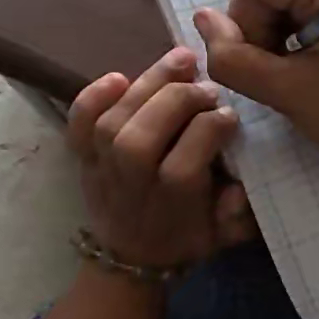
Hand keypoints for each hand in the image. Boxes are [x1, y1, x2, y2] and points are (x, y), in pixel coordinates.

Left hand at [67, 47, 255, 270]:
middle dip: (178, 101)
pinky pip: (78, 125)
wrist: (131, 258)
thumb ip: (238, 216)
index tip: (231, 115)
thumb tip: (240, 187)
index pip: (184, 165)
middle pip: (142, 137)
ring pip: (114, 123)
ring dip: (147, 84)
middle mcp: (131, 186)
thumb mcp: (224, 236)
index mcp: (171, 207)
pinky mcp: (83, 156)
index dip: (210, 131)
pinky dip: (91, 98)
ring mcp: (102, 169)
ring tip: (180, 61)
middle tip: (207, 85)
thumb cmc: (186, 237)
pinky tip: (119, 76)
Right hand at [193, 0, 318, 169]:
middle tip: (276, 72)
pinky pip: (298, 11)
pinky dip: (288, 38)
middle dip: (257, 26)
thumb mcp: (285, 91)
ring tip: (292, 74)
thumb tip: (200, 18)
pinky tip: (303, 68)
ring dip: (270, 35)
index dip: (243, 15)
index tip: (263, 58)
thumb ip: (233, 56)